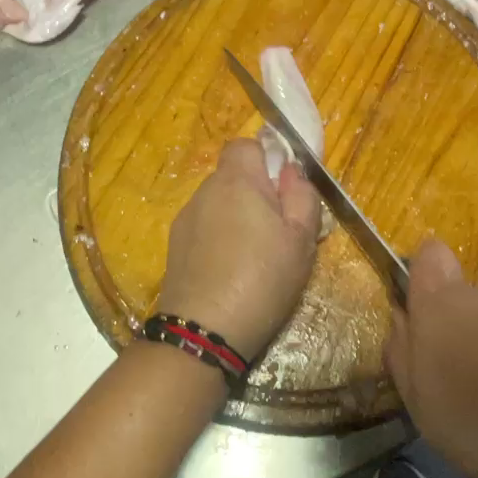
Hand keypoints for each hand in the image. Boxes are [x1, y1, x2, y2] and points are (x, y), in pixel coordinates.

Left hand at [154, 138, 321, 359]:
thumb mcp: (301, 240)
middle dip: (254, 193)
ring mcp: (186, 218)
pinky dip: (218, 239)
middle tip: (277, 230)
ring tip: (254, 257)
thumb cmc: (261, 280)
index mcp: (237, 181)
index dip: (265, 159)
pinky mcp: (174, 246)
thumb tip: (292, 170)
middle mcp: (206, 191)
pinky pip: (204, 228)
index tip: (282, 190)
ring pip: (218, 203)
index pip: (245, 144)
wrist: (203, 333)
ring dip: (236, 218)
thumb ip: (302, 196)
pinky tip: (229, 271)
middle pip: (232, 176)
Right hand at [385, 239, 477, 477]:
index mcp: (439, 305)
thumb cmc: (476, 420)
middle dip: (451, 325)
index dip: (420, 274)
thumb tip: (398, 319)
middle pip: (457, 295)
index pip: (428, 254)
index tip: (416, 310)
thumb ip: (400, 354)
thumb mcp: (418, 401)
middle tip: (448, 372)